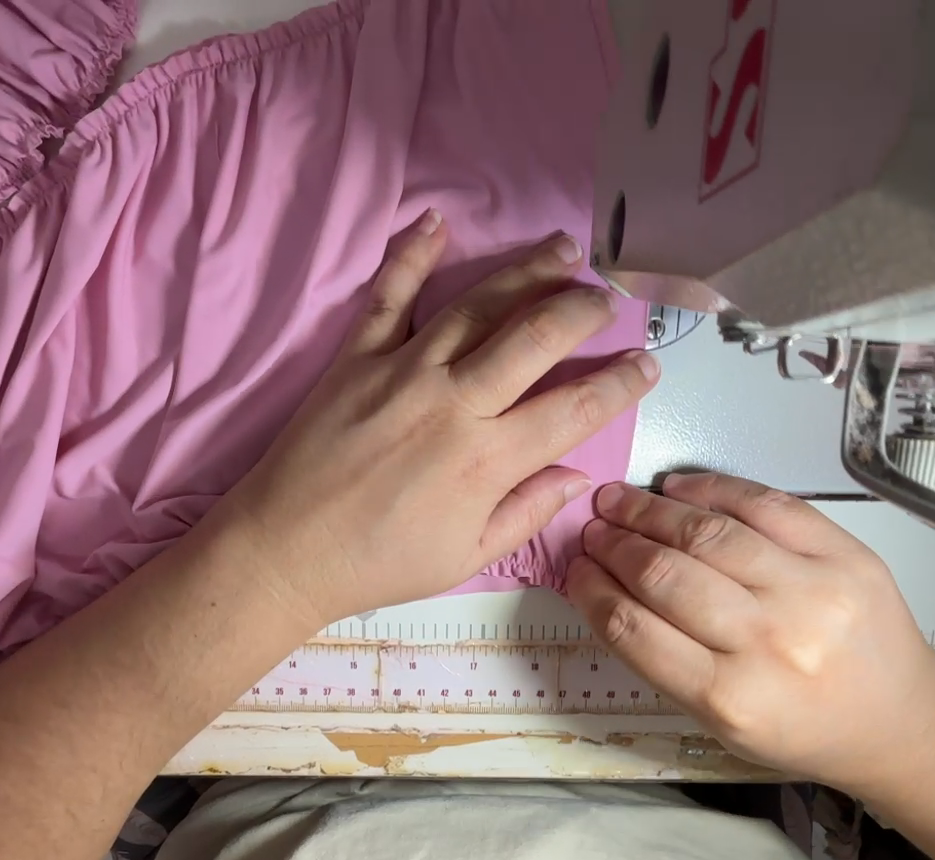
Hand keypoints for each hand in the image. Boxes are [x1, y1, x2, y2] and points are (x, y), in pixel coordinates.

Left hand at [213, 209, 658, 624]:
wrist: (287, 549)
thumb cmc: (380, 563)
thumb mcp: (466, 557)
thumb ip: (527, 512)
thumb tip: (579, 475)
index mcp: (488, 460)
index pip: (575, 408)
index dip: (620, 383)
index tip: (646, 364)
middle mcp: (455, 403)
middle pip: (536, 336)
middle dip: (583, 310)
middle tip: (608, 297)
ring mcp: (403, 371)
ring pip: (478, 305)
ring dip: (526, 271)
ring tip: (563, 248)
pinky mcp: (356, 357)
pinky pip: (388, 296)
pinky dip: (411, 255)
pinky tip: (437, 222)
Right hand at [566, 472, 934, 796]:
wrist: (898, 721)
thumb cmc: (799, 727)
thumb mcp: (715, 719)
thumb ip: (657, 654)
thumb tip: (603, 585)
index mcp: (730, 698)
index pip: (633, 627)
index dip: (592, 589)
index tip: (575, 569)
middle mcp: (772, 644)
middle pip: (665, 575)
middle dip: (614, 545)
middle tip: (592, 530)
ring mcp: (813, 593)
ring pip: (708, 533)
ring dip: (650, 511)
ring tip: (618, 501)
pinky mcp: (847, 554)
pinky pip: (766, 504)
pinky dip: (712, 487)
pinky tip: (677, 487)